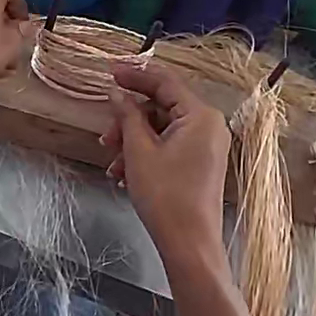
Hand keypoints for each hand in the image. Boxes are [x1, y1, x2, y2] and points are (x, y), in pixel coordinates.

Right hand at [103, 60, 230, 261]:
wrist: (189, 243)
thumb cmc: (165, 195)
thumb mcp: (139, 151)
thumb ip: (128, 115)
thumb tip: (118, 93)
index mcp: (200, 115)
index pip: (165, 82)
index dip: (135, 75)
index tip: (110, 72)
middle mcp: (209, 125)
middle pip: (162, 108)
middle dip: (130, 121)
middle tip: (106, 137)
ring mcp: (207, 145)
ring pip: (162, 129)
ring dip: (133, 142)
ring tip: (113, 164)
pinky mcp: (201, 163)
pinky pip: (170, 146)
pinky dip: (146, 155)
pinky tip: (124, 175)